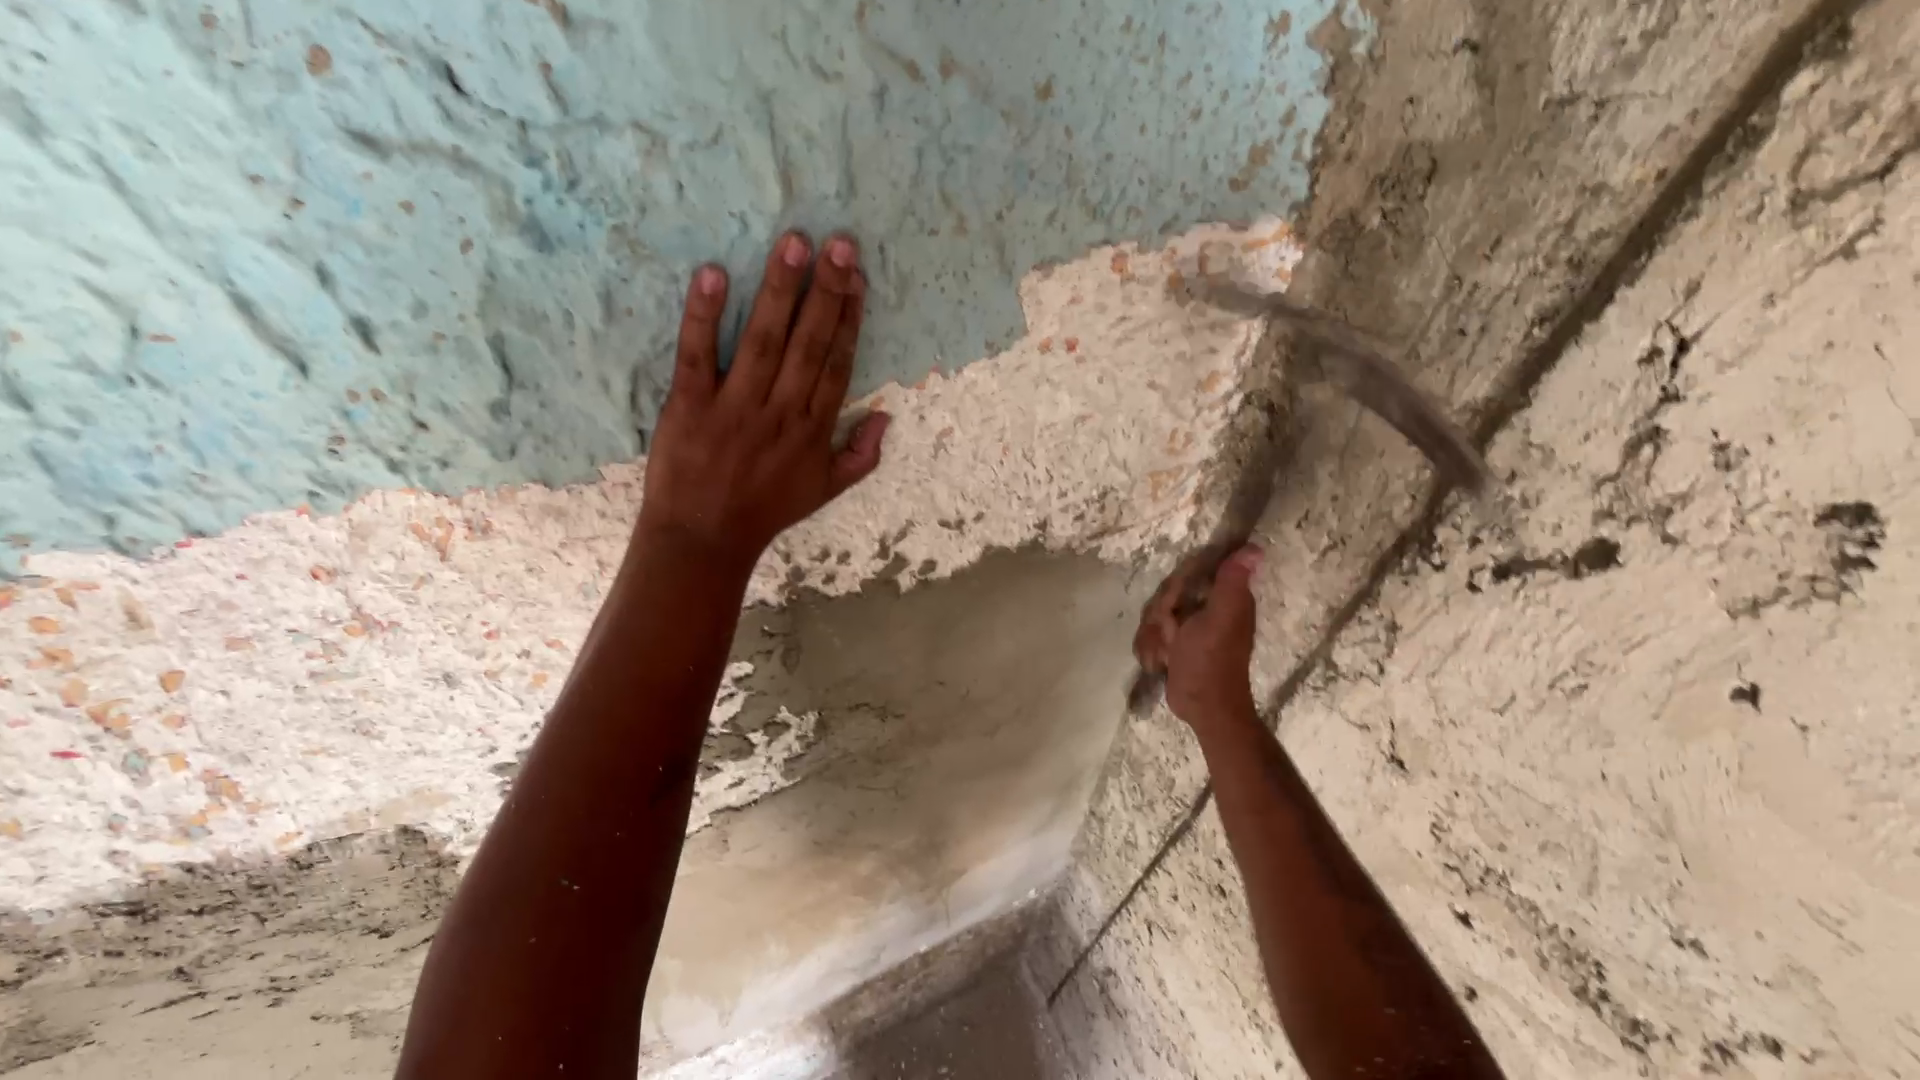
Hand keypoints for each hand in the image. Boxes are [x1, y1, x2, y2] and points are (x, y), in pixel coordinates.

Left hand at [639, 231, 888, 568]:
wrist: (702, 539)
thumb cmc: (765, 511)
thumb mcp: (824, 491)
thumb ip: (861, 456)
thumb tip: (887, 416)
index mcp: (813, 431)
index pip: (836, 364)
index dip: (849, 318)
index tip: (857, 276)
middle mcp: (780, 414)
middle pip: (808, 344)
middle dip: (825, 292)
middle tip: (837, 243)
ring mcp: (734, 408)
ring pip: (763, 342)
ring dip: (779, 292)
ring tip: (793, 244)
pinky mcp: (688, 406)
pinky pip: (698, 355)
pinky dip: (705, 316)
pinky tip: (715, 275)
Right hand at [1133, 545, 1263, 727]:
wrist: (1202, 707)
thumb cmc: (1211, 663)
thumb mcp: (1220, 618)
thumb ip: (1232, 582)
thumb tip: (1256, 548)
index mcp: (1222, 596)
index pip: (1186, 571)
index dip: (1174, 590)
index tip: (1174, 609)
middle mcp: (1205, 606)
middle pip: (1164, 594)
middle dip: (1160, 618)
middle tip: (1172, 637)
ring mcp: (1187, 625)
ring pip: (1152, 615)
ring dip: (1154, 638)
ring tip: (1166, 656)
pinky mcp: (1173, 643)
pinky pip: (1148, 634)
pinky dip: (1151, 650)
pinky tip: (1161, 663)